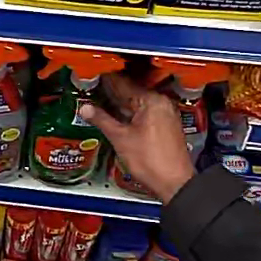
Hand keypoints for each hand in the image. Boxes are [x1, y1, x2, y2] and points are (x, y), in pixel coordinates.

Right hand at [80, 73, 196, 203]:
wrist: (174, 184)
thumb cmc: (152, 163)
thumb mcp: (120, 139)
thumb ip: (102, 120)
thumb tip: (86, 108)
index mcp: (152, 101)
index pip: (123, 84)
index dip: (106, 80)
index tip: (93, 76)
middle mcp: (161, 104)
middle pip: (131, 92)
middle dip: (111, 92)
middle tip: (92, 87)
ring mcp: (165, 115)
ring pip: (137, 103)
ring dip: (120, 103)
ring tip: (100, 101)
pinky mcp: (165, 126)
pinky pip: (144, 112)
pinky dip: (130, 113)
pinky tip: (117, 116)